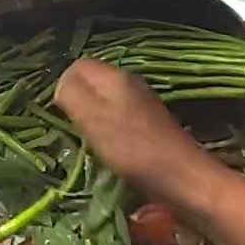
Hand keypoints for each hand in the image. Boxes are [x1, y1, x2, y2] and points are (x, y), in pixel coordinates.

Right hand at [53, 58, 226, 214]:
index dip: (64, 85)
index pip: (77, 66)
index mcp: (113, 75)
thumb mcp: (91, 118)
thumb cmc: (132, 148)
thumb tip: (60, 85)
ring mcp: (141, 100)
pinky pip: (118, 114)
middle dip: (78, 101)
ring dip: (92, 116)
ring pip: (104, 98)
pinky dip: (108, 127)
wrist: (183, 178)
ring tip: (92, 139)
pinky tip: (112, 147)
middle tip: (76, 127)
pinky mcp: (149, 120)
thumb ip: (71, 94)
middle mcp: (129, 81)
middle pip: (91, 81)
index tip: (63, 112)